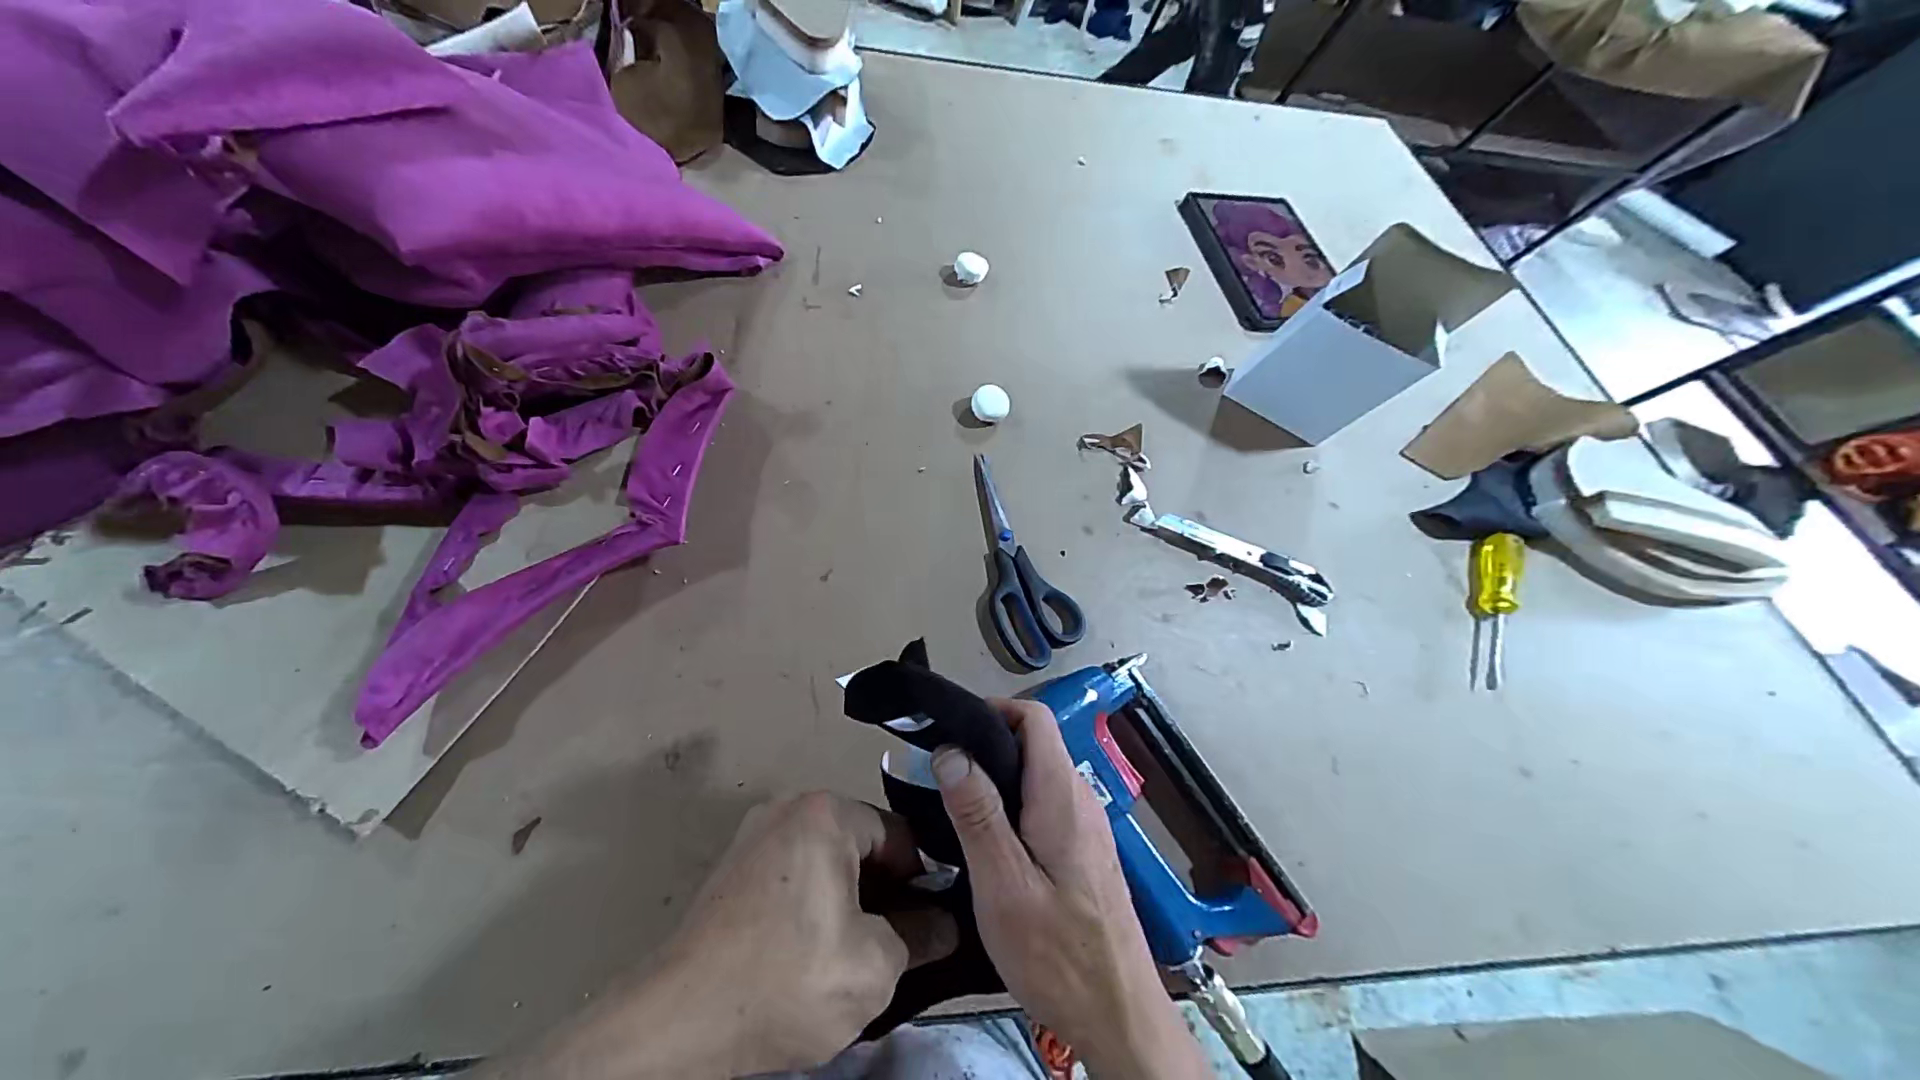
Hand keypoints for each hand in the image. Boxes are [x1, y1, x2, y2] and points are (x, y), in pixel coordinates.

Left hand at [476, 793, 955, 1079]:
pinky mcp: (730, 868)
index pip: (900, 835)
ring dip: (849, 898)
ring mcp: (753, 835)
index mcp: (826, 812)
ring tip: (853, 951)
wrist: (674, 1025)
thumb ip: (920, 936)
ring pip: (827, 859)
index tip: (928, 924)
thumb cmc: (786, 982)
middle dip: (885, 890)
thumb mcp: (873, 967)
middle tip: (896, 942)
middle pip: (861, 843)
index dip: (922, 881)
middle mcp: (788, 807)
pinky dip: (813, 902)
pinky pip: (794, 872)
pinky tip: (810, 949)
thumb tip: (945, 924)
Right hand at [933, 699, 1210, 1079]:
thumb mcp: (1004, 886)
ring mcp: (1086, 827)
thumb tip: (952, 751)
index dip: (993, 710)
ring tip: (955, 807)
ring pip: (1037, 776)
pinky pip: (1044, 806)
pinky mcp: (1084, 852)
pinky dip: (1012, 806)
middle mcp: (1080, 800)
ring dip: (997, 779)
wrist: (1119, 1017)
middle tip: (941, 774)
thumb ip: (978, 815)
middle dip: (987, 746)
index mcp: (1061, 796)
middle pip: (1035, 744)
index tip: (951, 732)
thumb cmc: (1058, 955)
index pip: (1035, 717)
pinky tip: (987, 842)